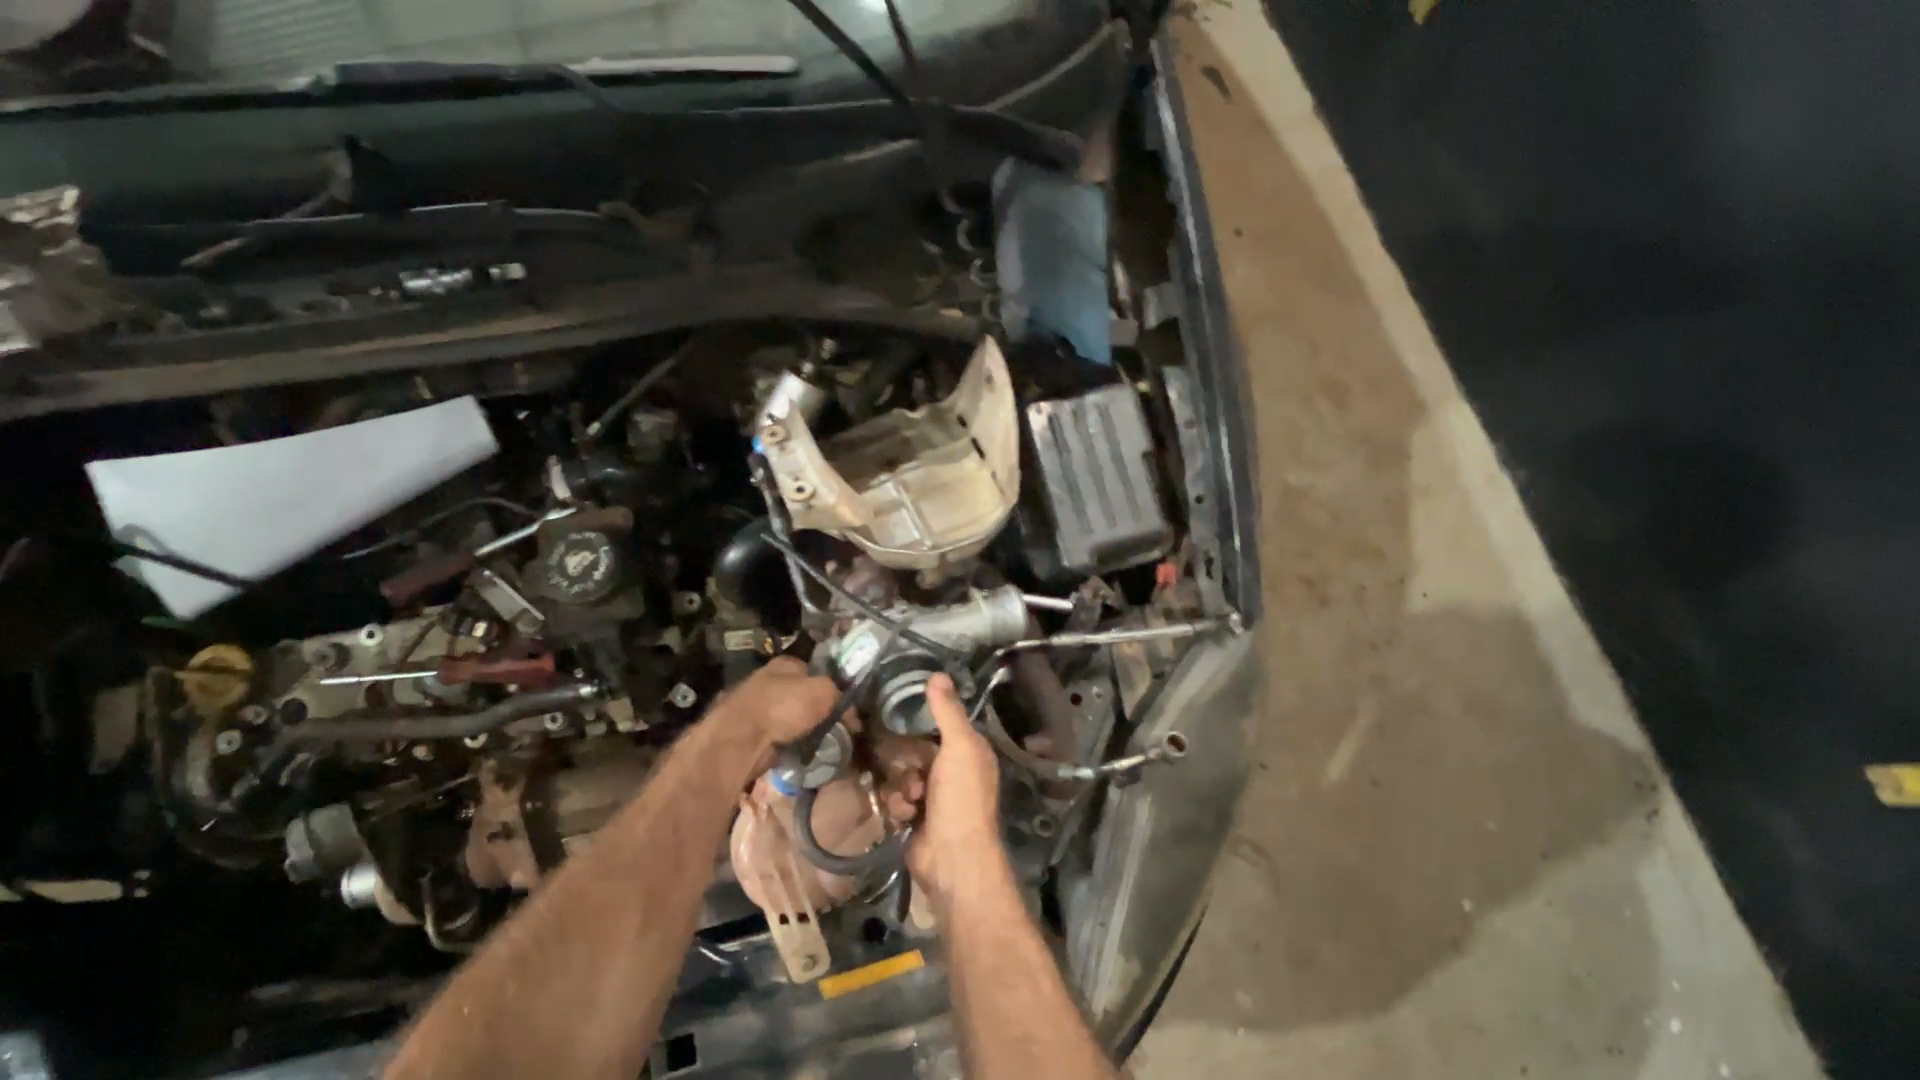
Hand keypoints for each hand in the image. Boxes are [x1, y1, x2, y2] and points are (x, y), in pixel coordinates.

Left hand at [711, 656, 839, 746]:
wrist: (742, 739)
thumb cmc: (784, 706)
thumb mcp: (824, 691)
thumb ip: (841, 697)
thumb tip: (853, 717)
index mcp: (786, 664)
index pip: (816, 671)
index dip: (834, 688)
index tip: (847, 708)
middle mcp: (771, 681)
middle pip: (805, 697)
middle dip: (821, 713)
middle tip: (840, 729)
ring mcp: (760, 708)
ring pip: (795, 720)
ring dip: (808, 731)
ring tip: (826, 745)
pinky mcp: (754, 732)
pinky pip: (784, 738)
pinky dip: (794, 745)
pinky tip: (805, 753)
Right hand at [907, 674, 1004, 908]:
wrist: (953, 858)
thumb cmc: (961, 797)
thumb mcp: (959, 747)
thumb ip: (947, 712)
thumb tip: (938, 673)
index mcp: (971, 754)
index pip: (943, 728)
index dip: (923, 723)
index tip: (898, 715)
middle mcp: (956, 775)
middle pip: (917, 753)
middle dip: (908, 761)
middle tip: (906, 768)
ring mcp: (936, 800)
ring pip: (903, 777)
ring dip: (902, 787)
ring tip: (910, 799)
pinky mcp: (916, 822)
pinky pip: (897, 802)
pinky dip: (898, 807)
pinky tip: (905, 817)